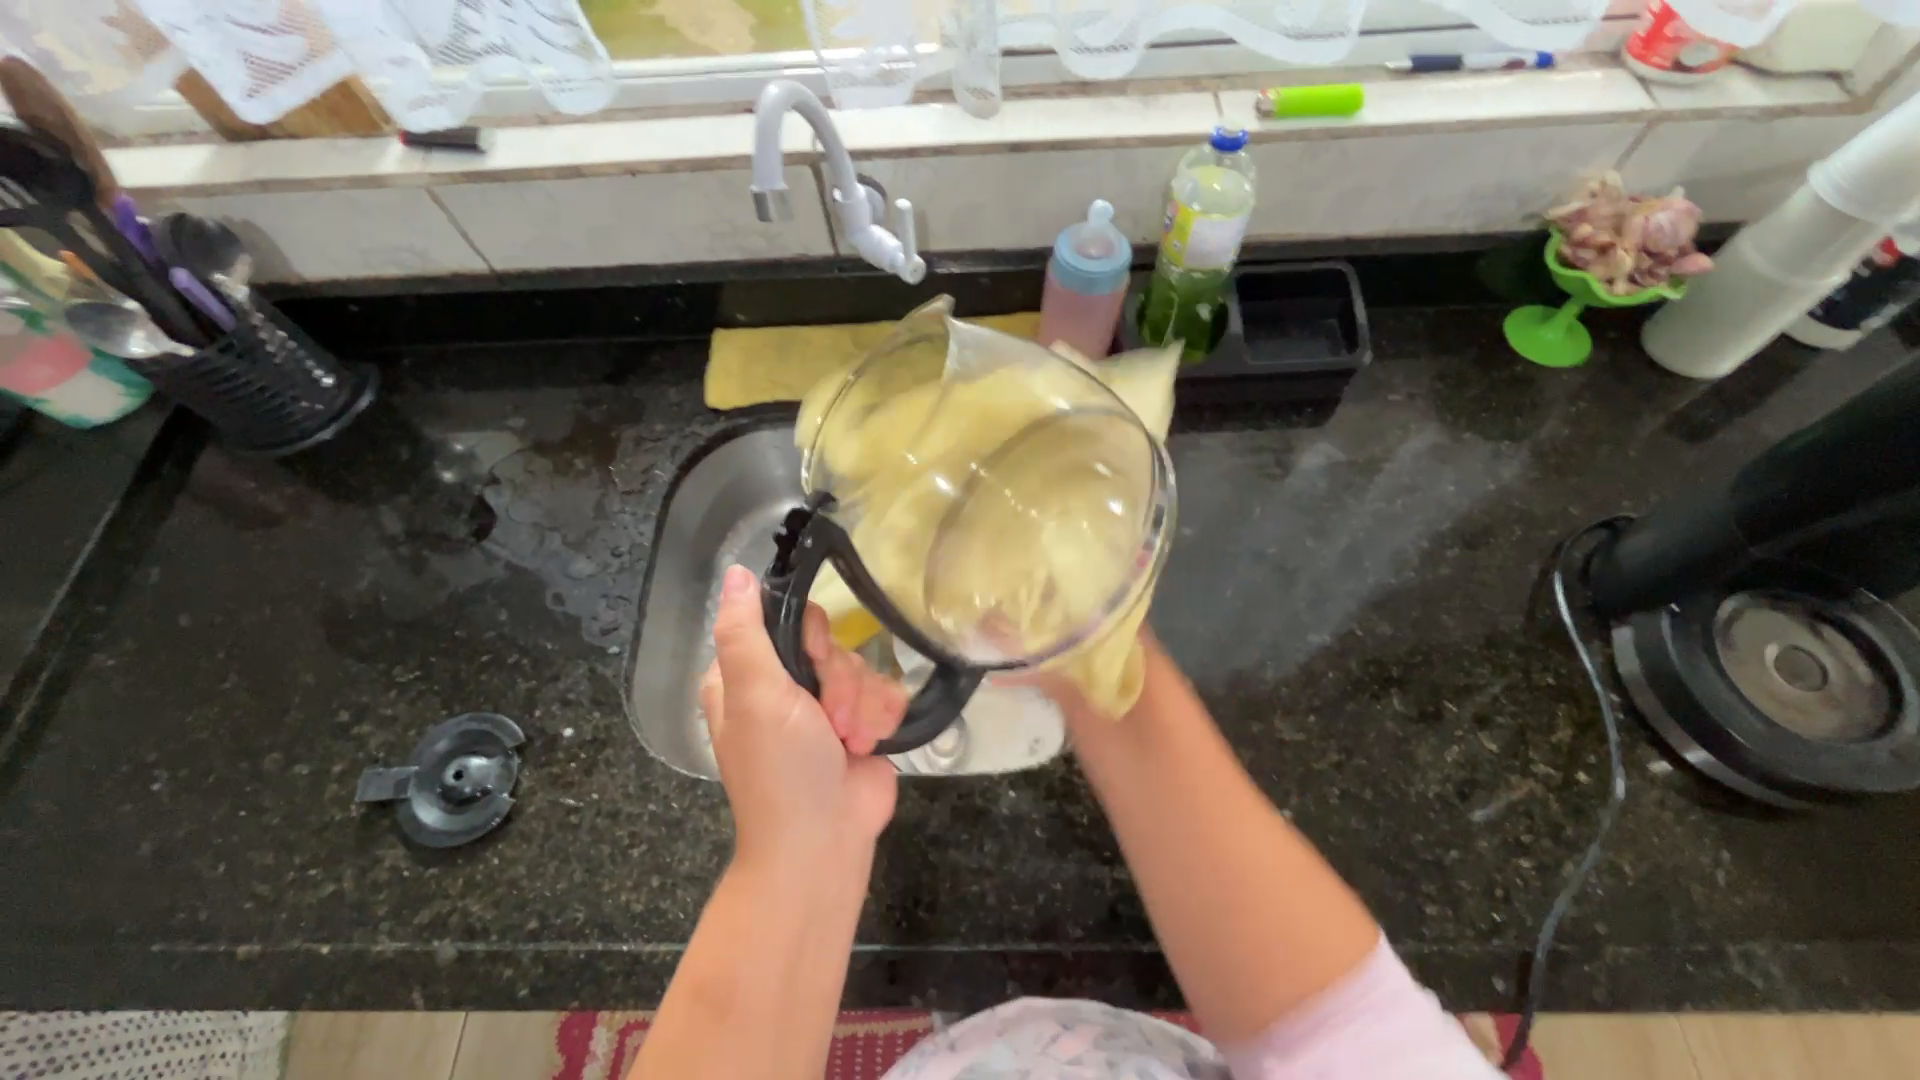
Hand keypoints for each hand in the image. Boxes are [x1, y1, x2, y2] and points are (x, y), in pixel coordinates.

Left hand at [701, 565, 908, 869]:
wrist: (824, 840)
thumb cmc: (781, 768)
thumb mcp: (754, 695)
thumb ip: (743, 631)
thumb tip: (735, 572)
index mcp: (749, 674)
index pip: (787, 617)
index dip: (810, 635)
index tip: (814, 660)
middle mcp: (787, 686)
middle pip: (832, 642)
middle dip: (840, 680)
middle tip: (829, 717)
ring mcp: (828, 706)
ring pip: (864, 667)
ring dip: (862, 706)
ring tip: (850, 743)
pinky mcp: (864, 724)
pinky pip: (887, 692)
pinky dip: (882, 719)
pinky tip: (869, 746)